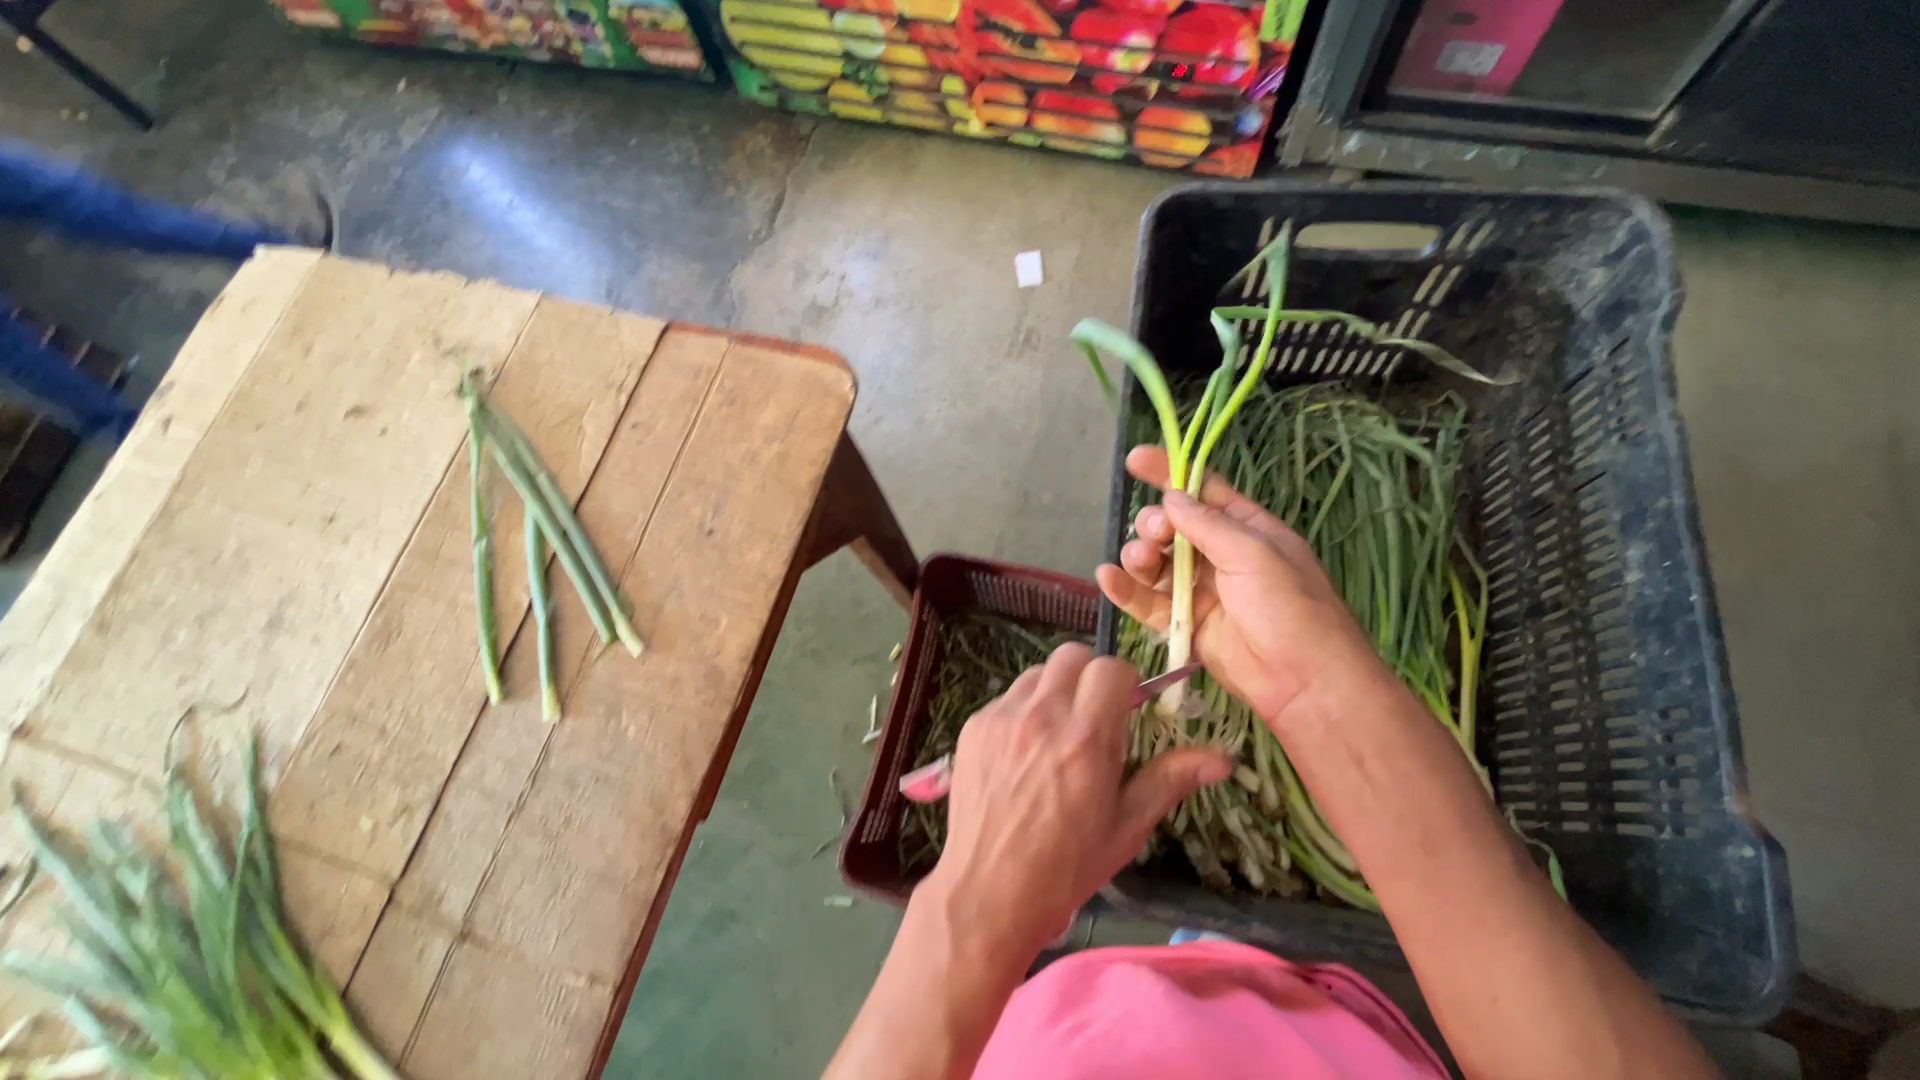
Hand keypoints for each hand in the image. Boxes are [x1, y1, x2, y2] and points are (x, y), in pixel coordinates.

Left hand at [927, 643, 1231, 960]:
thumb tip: (1222, 758)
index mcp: (1086, 739)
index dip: (1125, 684)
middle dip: (1090, 677)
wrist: (989, 894)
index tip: (1125, 710)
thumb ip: (1169, 779)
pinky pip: (1006, 698)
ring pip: (1037, 673)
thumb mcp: (1126, 827)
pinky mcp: (973, 727)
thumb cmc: (1067, 867)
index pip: (1112, 668)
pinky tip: (1024, 752)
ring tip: (1057, 735)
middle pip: (1073, 655)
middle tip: (1094, 715)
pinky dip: (1022, 711)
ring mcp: (1001, 718)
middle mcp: (1042, 717)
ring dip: (1055, 691)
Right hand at [1095, 445, 1381, 724]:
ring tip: (1140, 561)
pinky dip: (1126, 589)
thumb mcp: (1253, 553)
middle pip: (1171, 527)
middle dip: (1154, 524)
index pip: (1202, 491)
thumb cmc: (1289, 605)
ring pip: (1155, 564)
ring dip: (1139, 555)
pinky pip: (1148, 602)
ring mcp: (1200, 591)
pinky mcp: (1184, 623)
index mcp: (1246, 529)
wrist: (1303, 678)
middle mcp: (1219, 555)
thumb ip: (1206, 524)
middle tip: (1156, 535)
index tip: (1134, 460)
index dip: (1169, 472)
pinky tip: (1108, 578)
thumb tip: (1171, 497)